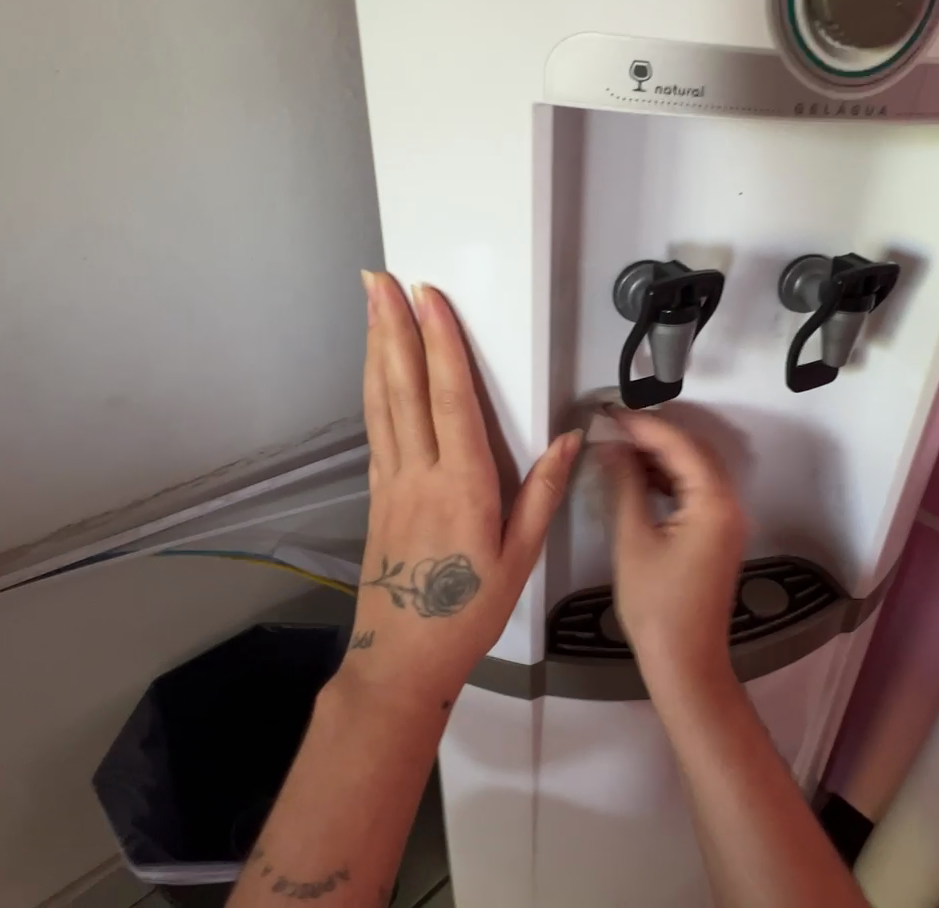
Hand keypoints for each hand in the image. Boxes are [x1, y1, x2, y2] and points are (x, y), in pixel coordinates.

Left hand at [340, 272, 581, 703]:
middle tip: (379, 279)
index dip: (440, 342)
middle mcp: (419, 473)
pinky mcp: (379, 494)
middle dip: (393, 327)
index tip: (429, 299)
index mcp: (462, 485)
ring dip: (376, 349)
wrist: (401, 658)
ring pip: (382, 401)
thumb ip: (544, 492)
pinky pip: (375, 427)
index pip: (450, 397)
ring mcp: (392, 482)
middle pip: (404, 386)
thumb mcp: (522, 557)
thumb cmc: (467, 611)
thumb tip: (569, 439)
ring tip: (369, 307)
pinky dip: (373, 389)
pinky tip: (373, 371)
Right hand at [601, 408, 747, 696]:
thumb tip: (612, 448)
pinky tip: (640, 478)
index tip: (611, 412)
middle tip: (614, 426)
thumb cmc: (658, 609)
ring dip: (661, 456)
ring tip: (620, 448)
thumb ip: (625, 485)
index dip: (643, 425)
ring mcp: (727, 521)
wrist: (685, 661)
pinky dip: (670, 478)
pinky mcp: (718, 534)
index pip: (679, 445)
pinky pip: (697, 491)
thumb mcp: (633, 540)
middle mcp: (730, 506)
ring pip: (696, 470)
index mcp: (714, 504)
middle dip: (654, 435)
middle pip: (693, 452)